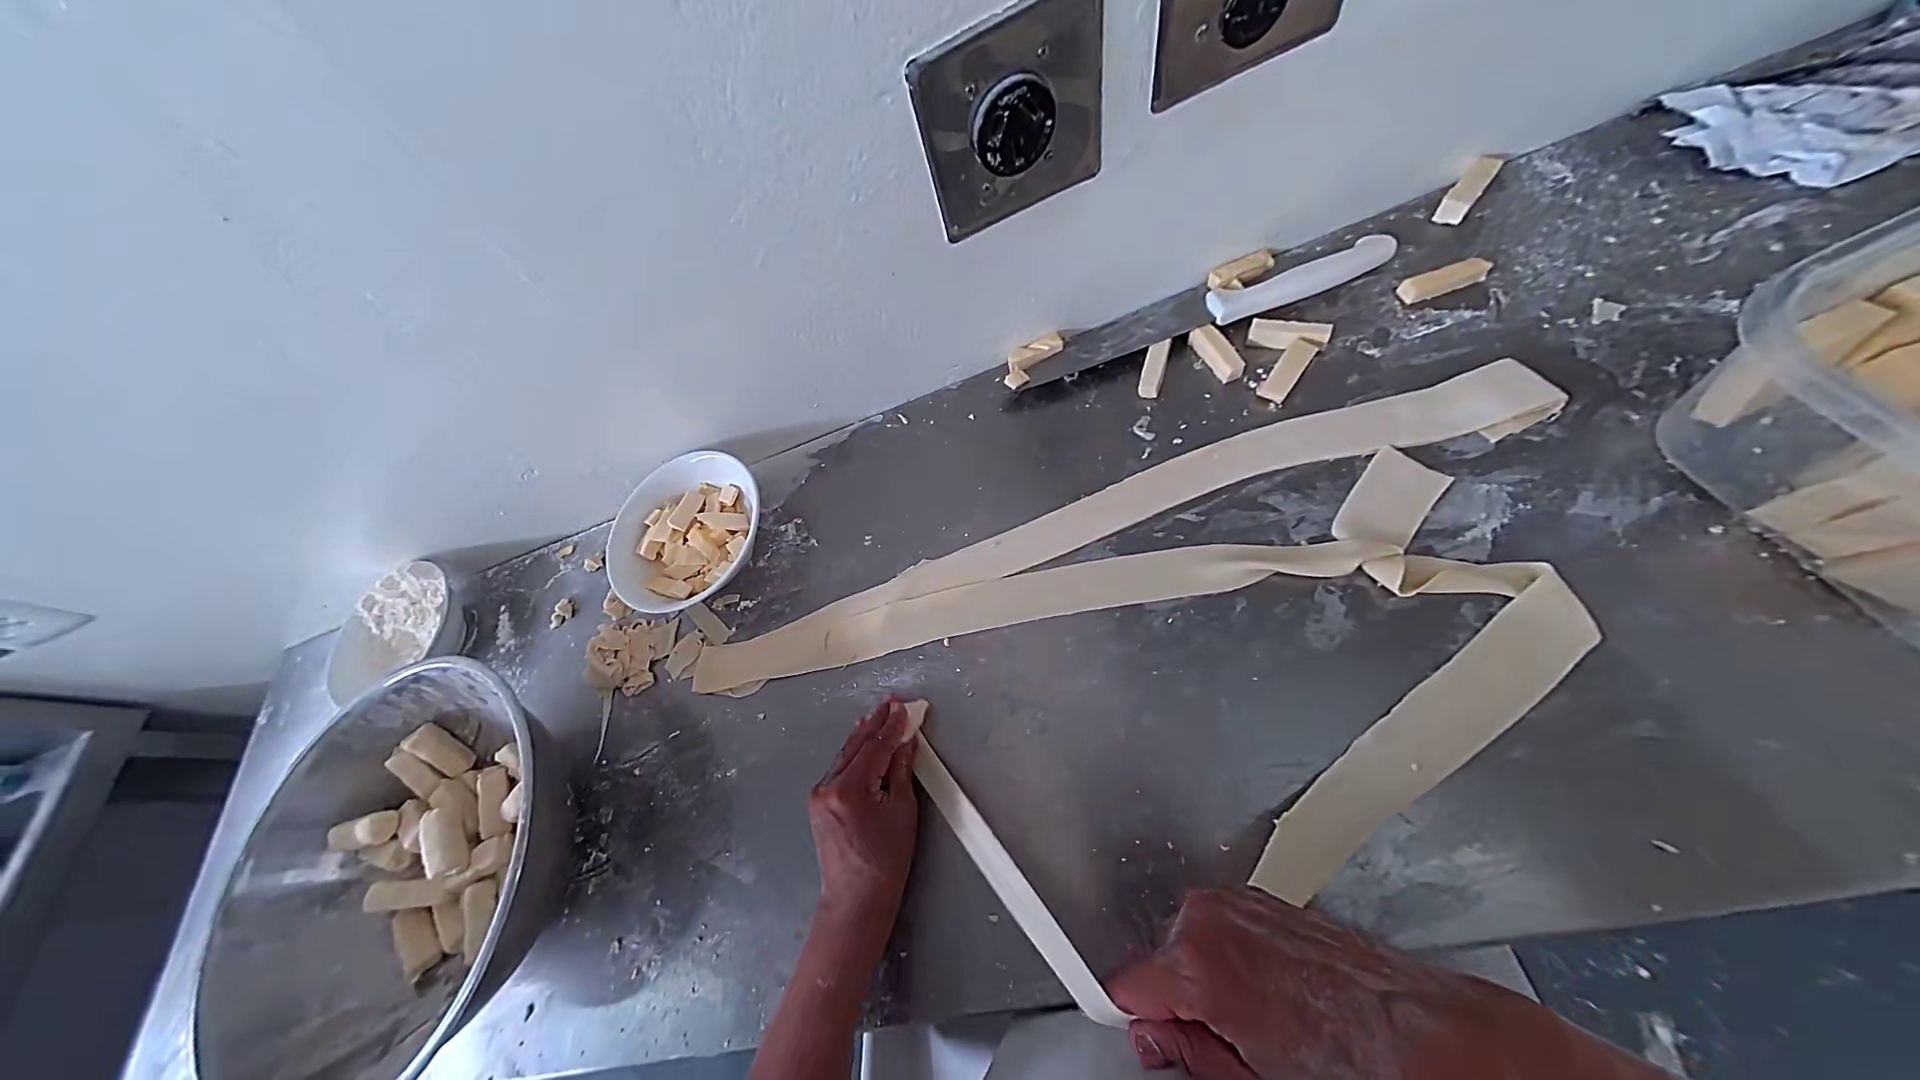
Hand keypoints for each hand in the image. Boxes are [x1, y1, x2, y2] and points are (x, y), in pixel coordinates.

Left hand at [808, 697, 919, 920]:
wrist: (857, 897)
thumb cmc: (885, 862)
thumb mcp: (904, 811)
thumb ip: (902, 770)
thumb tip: (906, 743)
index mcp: (850, 790)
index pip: (875, 746)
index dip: (893, 725)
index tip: (904, 709)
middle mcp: (828, 787)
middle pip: (856, 744)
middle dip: (876, 722)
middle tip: (893, 704)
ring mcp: (819, 794)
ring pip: (846, 754)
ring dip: (864, 735)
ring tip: (880, 716)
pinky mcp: (818, 801)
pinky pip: (839, 767)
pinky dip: (855, 753)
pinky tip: (864, 743)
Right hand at [1109, 887, 1668, 1079]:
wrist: (1420, 1030)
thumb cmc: (1350, 1056)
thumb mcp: (1249, 1079)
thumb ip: (1187, 1054)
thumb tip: (1156, 1040)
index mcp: (1196, 963)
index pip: (1123, 985)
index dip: (1135, 1018)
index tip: (1148, 1034)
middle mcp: (1207, 918)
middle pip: (1155, 961)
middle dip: (1175, 1000)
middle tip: (1223, 1038)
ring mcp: (1232, 901)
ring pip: (1184, 941)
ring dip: (1202, 976)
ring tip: (1256, 1015)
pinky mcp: (1254, 895)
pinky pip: (1216, 925)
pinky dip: (1227, 955)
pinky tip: (1267, 989)